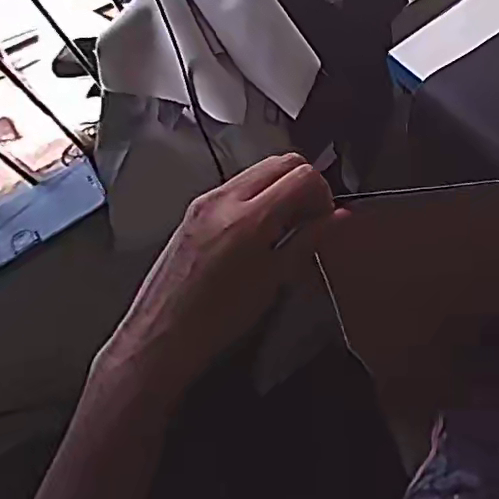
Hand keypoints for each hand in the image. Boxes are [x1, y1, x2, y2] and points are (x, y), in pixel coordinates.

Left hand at [96, 153, 335, 388]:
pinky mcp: (196, 206)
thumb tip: (339, 217)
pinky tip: (260, 226)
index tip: (324, 217)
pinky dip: (261, 192)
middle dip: (305, 181)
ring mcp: (207, 198)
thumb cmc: (218, 320)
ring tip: (286, 223)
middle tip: (310, 215)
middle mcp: (226, 198)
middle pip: (284, 160)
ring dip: (283, 185)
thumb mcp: (274, 281)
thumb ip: (309, 239)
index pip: (303, 175)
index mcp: (249, 219)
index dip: (323, 192)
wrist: (159, 337)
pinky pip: (240, 182)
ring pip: (262, 167)